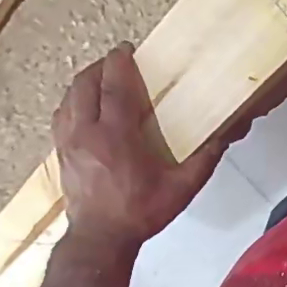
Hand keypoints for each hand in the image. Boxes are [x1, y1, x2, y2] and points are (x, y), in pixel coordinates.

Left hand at [53, 44, 226, 249]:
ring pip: (68, 98)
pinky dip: (72, 101)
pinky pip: (61, 115)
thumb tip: (225, 137)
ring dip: (84, 82)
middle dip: (99, 67)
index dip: (120, 65)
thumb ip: (204, 159)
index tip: (126, 48)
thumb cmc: (143, 211)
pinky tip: (82, 104)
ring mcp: (68, 142)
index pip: (114, 89)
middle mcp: (87, 132)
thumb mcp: (183, 187)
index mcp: (117, 136)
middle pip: (84, 86)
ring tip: (100, 77)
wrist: (102, 237)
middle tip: (116, 60)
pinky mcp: (60, 152)